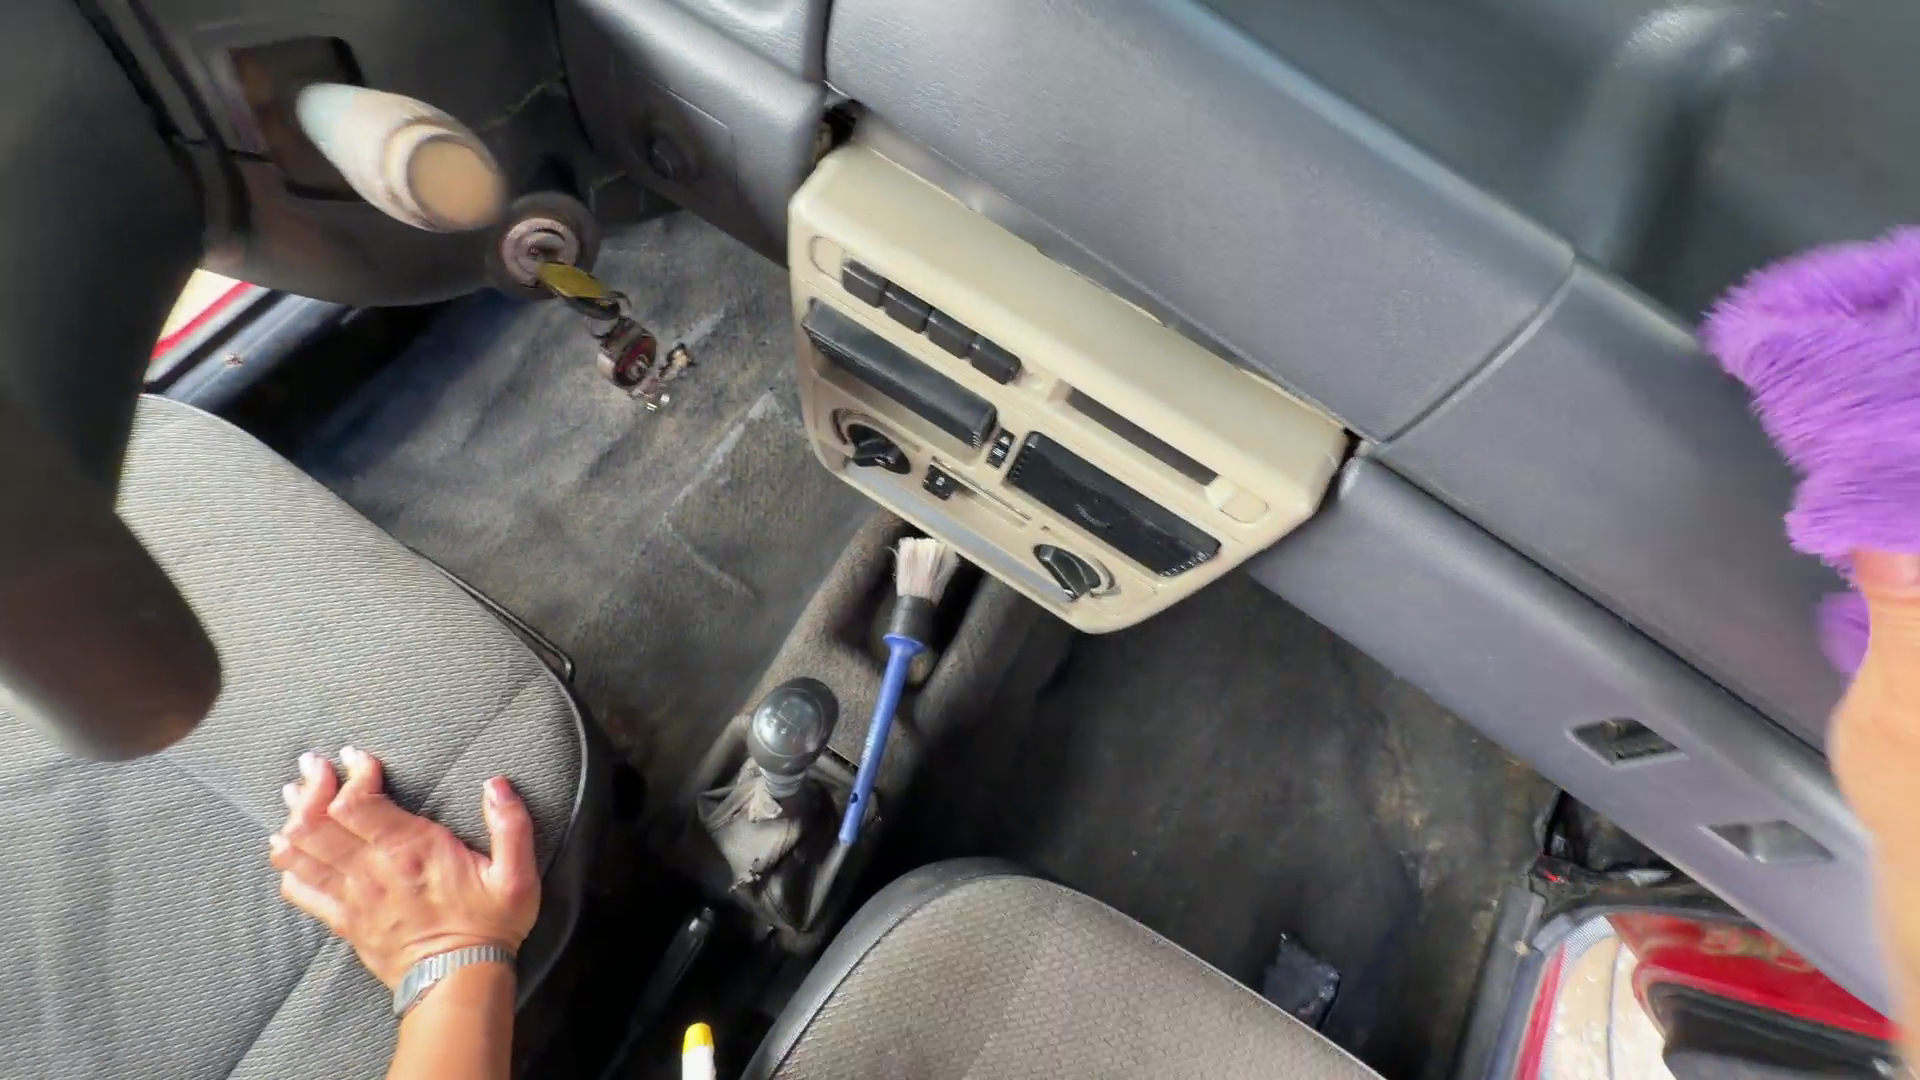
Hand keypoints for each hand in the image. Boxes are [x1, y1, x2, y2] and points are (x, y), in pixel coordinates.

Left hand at [269, 746, 540, 988]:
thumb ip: (511, 823)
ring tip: (294, 790)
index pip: (360, 804)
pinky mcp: (343, 920)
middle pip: (318, 822)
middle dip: (312, 786)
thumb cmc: (492, 921)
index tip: (357, 754)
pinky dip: (286, 862)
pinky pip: (298, 889)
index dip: (352, 775)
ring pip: (300, 852)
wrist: (459, 978)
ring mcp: (352, 897)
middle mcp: (373, 870)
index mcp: (413, 851)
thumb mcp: (518, 871)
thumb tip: (497, 784)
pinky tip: (285, 846)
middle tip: (313, 762)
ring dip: (292, 816)